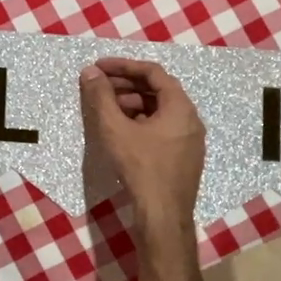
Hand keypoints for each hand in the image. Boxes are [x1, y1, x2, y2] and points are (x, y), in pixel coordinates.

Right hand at [81, 58, 205, 229]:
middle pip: (157, 89)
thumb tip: (90, 72)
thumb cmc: (140, 166)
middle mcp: (190, 119)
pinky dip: (141, 119)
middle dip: (126, 84)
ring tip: (107, 109)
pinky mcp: (184, 155)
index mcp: (180, 107)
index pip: (152, 72)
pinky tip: (122, 130)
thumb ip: (100, 96)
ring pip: (159, 109)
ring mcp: (190, 139)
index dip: (123, 65)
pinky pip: (163, 125)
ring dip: (132, 102)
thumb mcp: (114, 127)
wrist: (163, 215)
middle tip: (99, 86)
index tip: (99, 67)